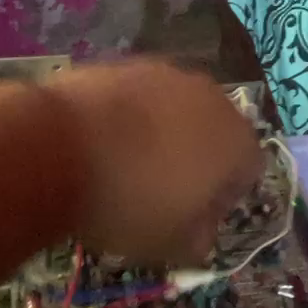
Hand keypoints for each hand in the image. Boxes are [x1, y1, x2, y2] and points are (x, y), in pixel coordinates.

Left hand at [47, 59, 265, 264]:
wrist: (58, 145)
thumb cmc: (128, 201)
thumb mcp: (173, 244)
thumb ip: (201, 237)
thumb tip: (202, 228)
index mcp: (235, 139)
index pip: (249, 169)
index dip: (225, 196)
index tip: (195, 215)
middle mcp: (209, 95)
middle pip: (214, 130)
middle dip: (196, 157)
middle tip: (163, 189)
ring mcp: (164, 72)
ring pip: (176, 108)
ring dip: (163, 132)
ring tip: (128, 163)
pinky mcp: (123, 63)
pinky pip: (139, 95)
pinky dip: (130, 115)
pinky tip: (103, 140)